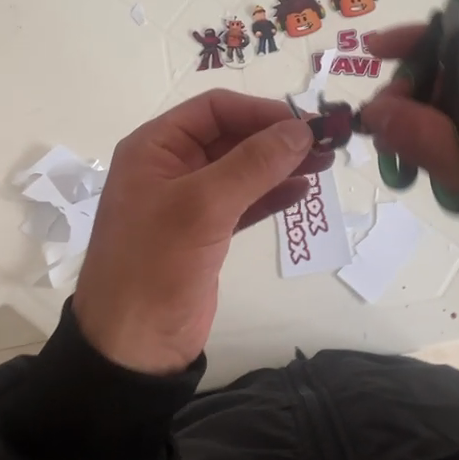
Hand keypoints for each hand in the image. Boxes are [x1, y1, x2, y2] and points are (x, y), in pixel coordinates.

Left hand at [74, 91, 332, 374]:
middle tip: (326, 144)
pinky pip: (244, 202)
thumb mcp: (203, 206)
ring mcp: (187, 202)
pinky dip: (272, 195)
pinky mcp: (205, 234)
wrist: (132, 349)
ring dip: (281, 165)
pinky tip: (302, 191)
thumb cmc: (156, 264)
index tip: (305, 124)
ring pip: (242, 169)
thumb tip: (302, 129)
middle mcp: (170, 167)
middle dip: (276, 138)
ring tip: (325, 164)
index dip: (260, 111)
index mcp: (154, 148)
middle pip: (231, 136)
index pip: (214, 110)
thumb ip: (254, 164)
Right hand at [362, 26, 458, 300]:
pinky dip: (419, 145)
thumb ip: (422, 134)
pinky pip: (441, 134)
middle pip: (443, 73)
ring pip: (437, 105)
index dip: (415, 42)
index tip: (370, 51)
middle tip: (378, 124)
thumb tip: (372, 109)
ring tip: (389, 152)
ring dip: (408, 122)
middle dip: (406, 93)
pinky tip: (405, 167)